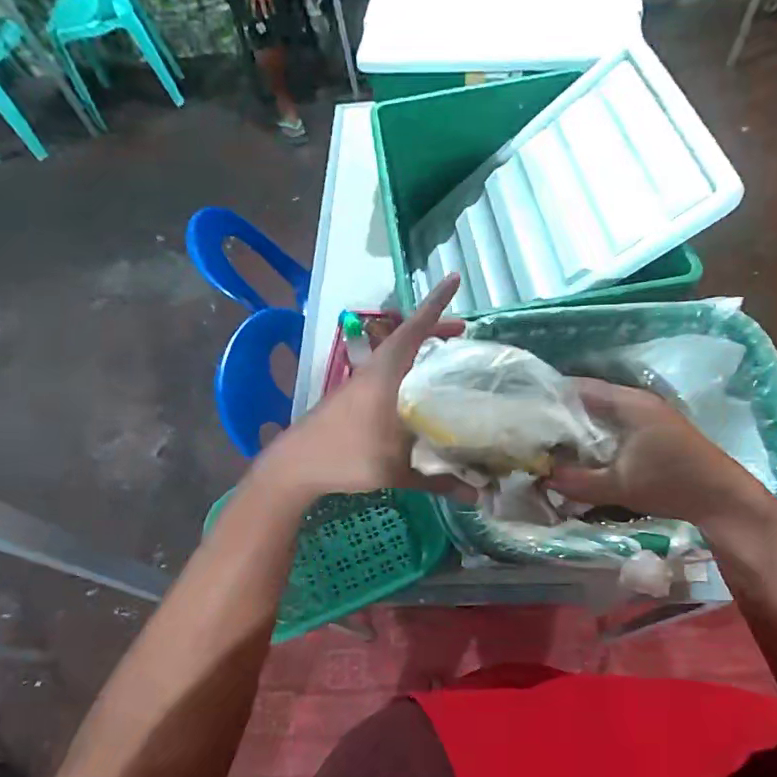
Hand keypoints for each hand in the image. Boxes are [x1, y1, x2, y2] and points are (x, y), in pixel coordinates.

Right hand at [237, 0, 274, 18]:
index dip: (272, 7)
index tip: (274, 13)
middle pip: (263, 3)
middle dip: (265, 10)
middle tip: (267, 18)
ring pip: (254, 3)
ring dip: (255, 11)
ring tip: (255, 17)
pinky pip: (247, 0)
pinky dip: (247, 5)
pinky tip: (247, 10)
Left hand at [251, 275, 465, 500]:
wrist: (295, 465)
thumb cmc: (346, 457)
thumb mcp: (396, 471)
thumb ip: (439, 482)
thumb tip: (480, 496)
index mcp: (386, 376)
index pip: (415, 330)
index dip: (436, 305)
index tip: (454, 279)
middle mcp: (374, 371)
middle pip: (408, 338)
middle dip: (436, 330)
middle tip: (464, 334)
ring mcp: (361, 382)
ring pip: (396, 354)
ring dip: (420, 350)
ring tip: (447, 357)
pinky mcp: (354, 396)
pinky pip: (388, 370)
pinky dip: (408, 368)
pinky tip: (418, 390)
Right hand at [547, 378, 771, 519]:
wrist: (723, 499)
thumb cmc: (670, 484)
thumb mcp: (617, 486)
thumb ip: (576, 481)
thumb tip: (541, 477)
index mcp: (629, 403)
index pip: (579, 388)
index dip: (551, 397)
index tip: (527, 411)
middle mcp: (638, 401)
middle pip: (590, 398)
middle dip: (562, 413)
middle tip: (534, 429)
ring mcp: (650, 414)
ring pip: (603, 412)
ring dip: (580, 425)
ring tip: (552, 441)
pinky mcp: (656, 429)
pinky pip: (616, 423)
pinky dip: (597, 433)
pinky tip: (583, 450)